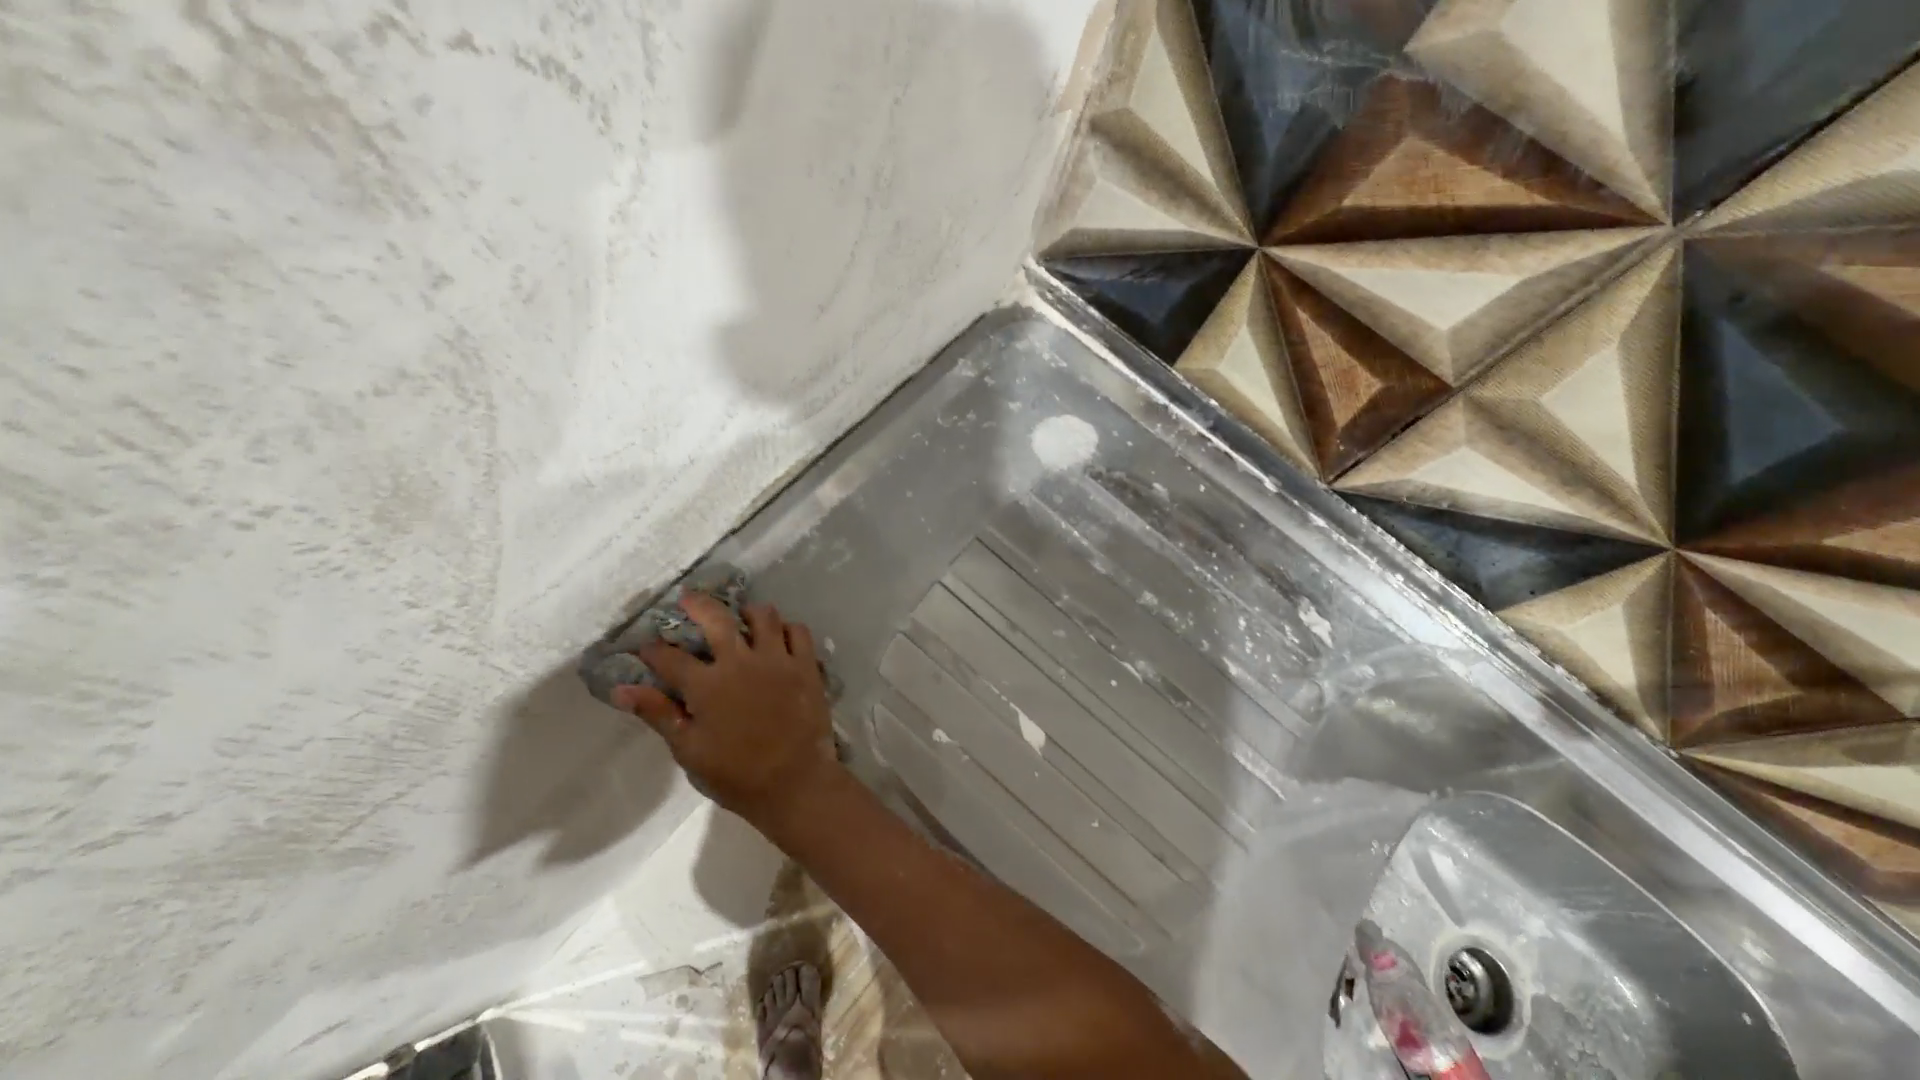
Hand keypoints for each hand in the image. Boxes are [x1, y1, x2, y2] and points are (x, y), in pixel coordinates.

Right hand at [611, 592, 840, 826]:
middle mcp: (741, 662)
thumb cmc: (738, 774)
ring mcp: (777, 660)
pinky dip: (786, 629)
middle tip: (688, 600)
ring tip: (740, 618)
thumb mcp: (690, 750)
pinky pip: (798, 631)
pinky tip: (778, 636)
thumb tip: (621, 690)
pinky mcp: (806, 666)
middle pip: (716, 618)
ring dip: (747, 613)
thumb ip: (658, 714)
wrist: (796, 784)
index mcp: (707, 685)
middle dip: (697, 604)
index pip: (670, 658)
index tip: (648, 647)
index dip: (654, 650)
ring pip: (763, 616)